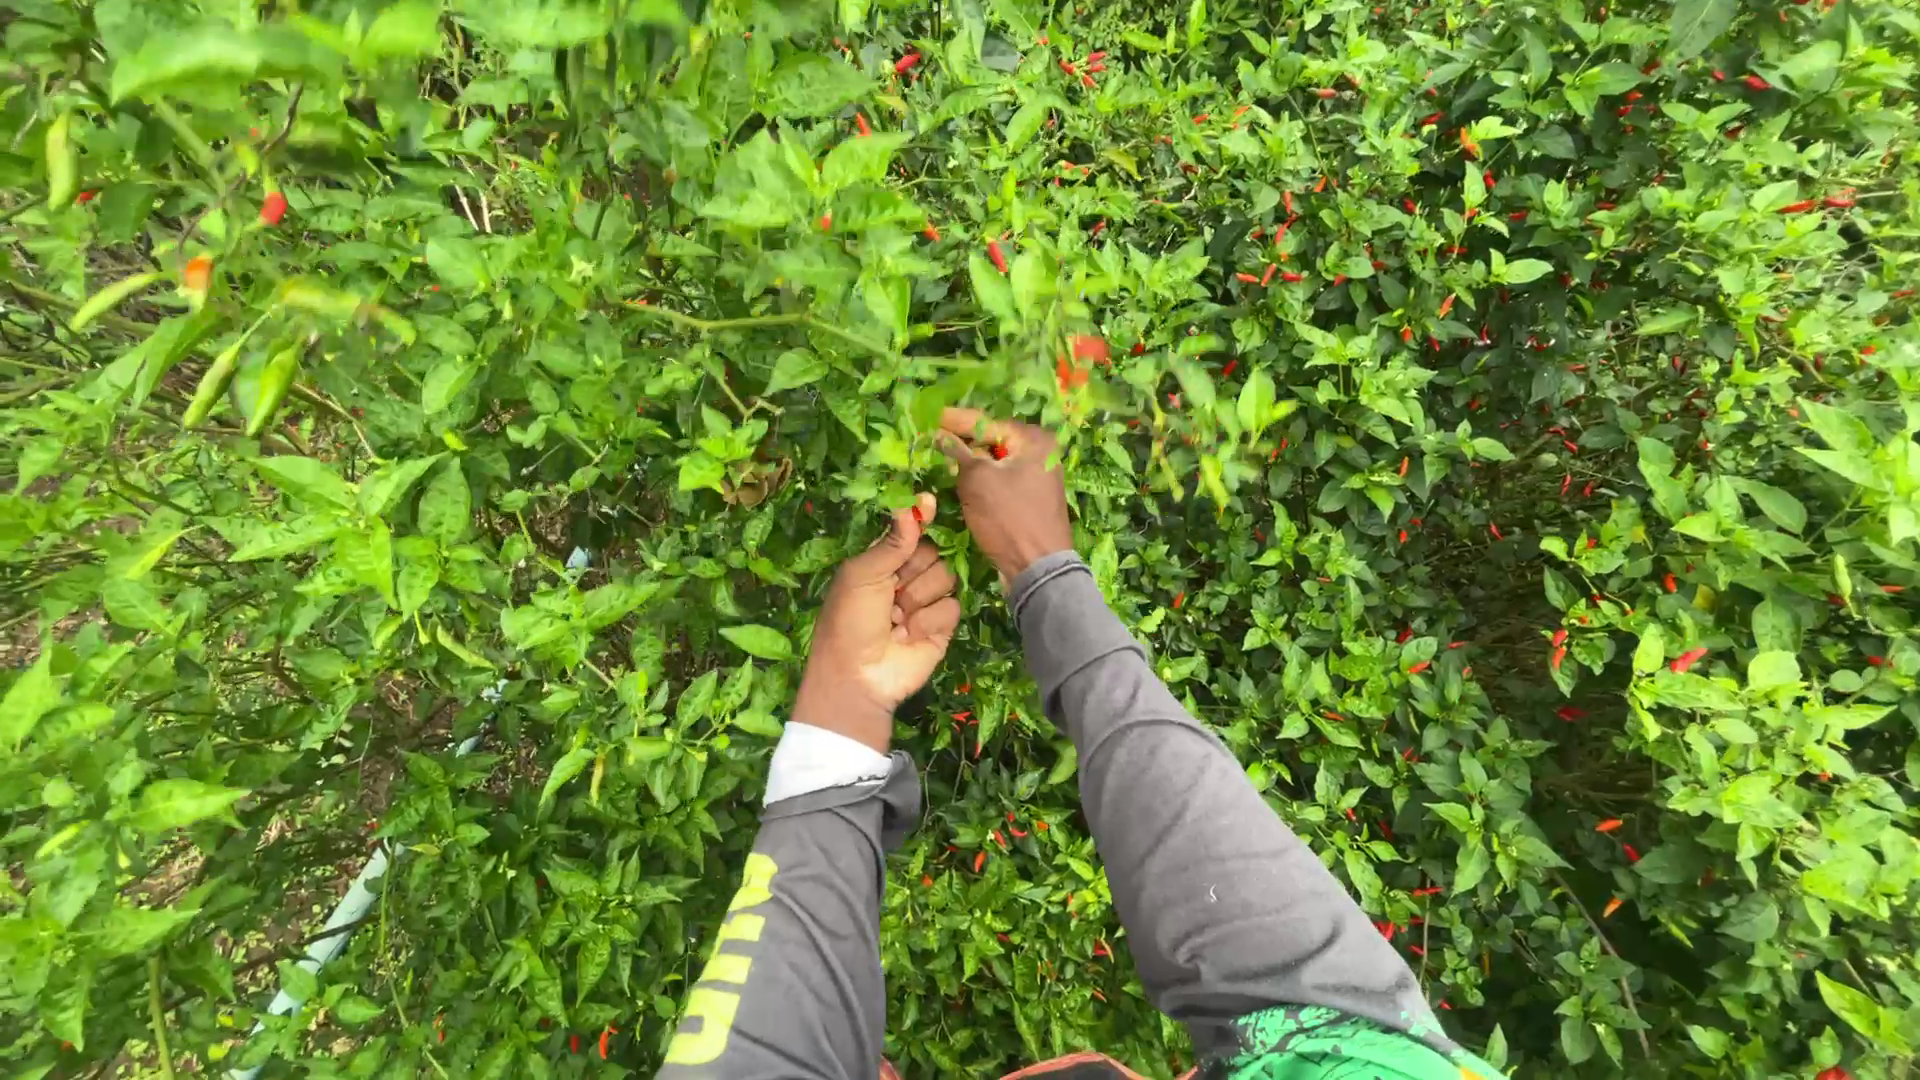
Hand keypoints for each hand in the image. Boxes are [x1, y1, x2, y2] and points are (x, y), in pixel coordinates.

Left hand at [791, 493, 960, 753]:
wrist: (859, 676)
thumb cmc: (849, 620)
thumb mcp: (862, 575)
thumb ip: (891, 541)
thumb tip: (912, 503)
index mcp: (882, 561)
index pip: (909, 530)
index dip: (920, 518)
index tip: (928, 503)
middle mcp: (906, 577)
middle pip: (933, 551)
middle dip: (913, 569)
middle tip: (892, 590)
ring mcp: (926, 601)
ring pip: (945, 577)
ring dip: (918, 598)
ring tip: (896, 619)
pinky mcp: (943, 626)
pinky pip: (952, 606)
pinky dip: (928, 620)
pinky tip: (908, 635)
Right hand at [936, 408, 1073, 582]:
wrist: (1038, 569)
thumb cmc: (1008, 518)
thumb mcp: (977, 481)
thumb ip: (958, 453)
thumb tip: (939, 435)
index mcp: (1034, 440)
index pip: (985, 422)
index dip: (953, 420)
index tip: (928, 416)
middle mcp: (1042, 452)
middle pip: (993, 440)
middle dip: (962, 441)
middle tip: (931, 438)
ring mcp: (1039, 476)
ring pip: (996, 461)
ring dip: (970, 462)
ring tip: (941, 458)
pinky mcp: (1032, 497)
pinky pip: (1002, 479)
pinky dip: (982, 479)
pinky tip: (961, 480)